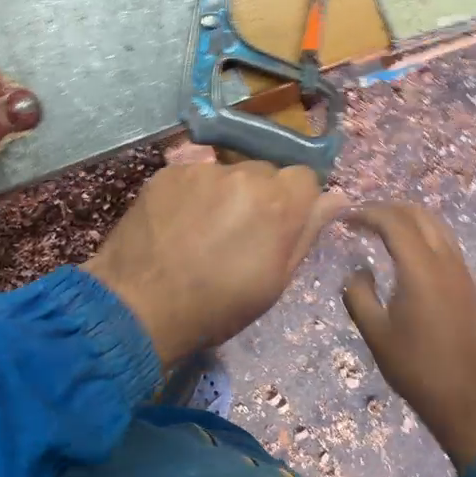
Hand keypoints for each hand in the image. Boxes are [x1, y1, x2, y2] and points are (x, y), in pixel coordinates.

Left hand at [85, 162, 347, 366]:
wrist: (138, 305)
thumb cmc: (217, 306)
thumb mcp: (274, 281)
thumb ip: (307, 232)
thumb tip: (336, 197)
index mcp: (278, 202)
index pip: (305, 177)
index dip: (296, 203)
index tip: (280, 228)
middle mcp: (242, 174)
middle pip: (265, 173)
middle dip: (260, 196)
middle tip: (239, 235)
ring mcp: (201, 170)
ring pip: (227, 173)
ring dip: (224, 194)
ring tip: (202, 232)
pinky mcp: (168, 172)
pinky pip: (193, 175)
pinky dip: (192, 194)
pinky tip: (177, 224)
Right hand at [342, 204, 475, 470]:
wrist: (475, 401)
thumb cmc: (419, 369)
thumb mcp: (376, 334)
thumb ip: (359, 295)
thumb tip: (359, 271)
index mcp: (420, 268)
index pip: (393, 221)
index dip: (367, 213)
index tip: (345, 218)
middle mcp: (446, 261)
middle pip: (419, 214)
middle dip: (388, 208)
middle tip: (361, 218)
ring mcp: (463, 272)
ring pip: (437, 226)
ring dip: (408, 219)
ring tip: (382, 231)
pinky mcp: (471, 286)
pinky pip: (445, 244)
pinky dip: (422, 236)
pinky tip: (407, 256)